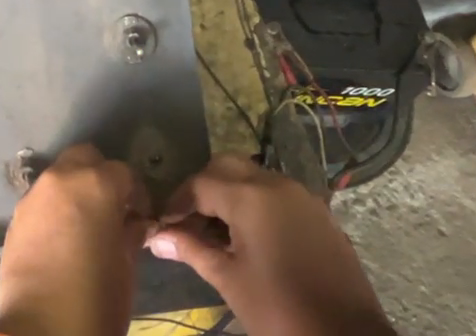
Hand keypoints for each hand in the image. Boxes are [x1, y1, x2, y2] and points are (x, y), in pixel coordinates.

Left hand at [0, 143, 150, 335]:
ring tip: (86, 225)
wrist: (42, 331)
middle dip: (102, 177)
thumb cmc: (95, 299)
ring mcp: (34, 195)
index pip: (124, 172)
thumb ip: (130, 234)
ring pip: (60, 176)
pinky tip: (63, 238)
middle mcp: (62, 179)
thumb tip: (135, 224)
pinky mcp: (16, 216)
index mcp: (96, 185)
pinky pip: (42, 199)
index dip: (137, 195)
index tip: (141, 218)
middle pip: (86, 158)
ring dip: (76, 190)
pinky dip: (55, 208)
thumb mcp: (126, 267)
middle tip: (112, 210)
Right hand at [146, 155, 393, 335]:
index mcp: (250, 196)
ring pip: (254, 175)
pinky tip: (251, 236)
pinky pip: (278, 193)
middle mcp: (276, 183)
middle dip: (203, 187)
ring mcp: (302, 195)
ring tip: (217, 229)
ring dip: (230, 192)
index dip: (177, 202)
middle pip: (227, 166)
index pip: (200, 183)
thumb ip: (192, 250)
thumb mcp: (230, 280)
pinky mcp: (319, 212)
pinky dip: (257, 202)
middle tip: (189, 219)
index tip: (164, 224)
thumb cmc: (280, 309)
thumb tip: (156, 237)